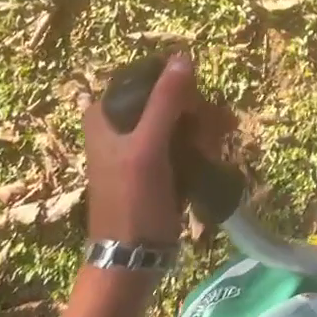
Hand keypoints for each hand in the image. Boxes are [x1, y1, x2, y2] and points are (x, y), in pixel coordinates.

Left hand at [80, 50, 234, 243]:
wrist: (132, 261)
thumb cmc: (132, 202)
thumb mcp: (147, 148)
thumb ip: (164, 101)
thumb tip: (183, 56)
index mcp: (104, 113)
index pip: (148, 76)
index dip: (176, 84)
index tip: (194, 105)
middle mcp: (119, 123)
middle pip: (170, 95)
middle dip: (195, 112)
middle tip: (209, 132)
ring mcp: (138, 142)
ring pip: (181, 116)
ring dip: (202, 129)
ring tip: (212, 150)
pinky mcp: (156, 161)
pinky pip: (184, 137)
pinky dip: (200, 144)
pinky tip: (211, 157)